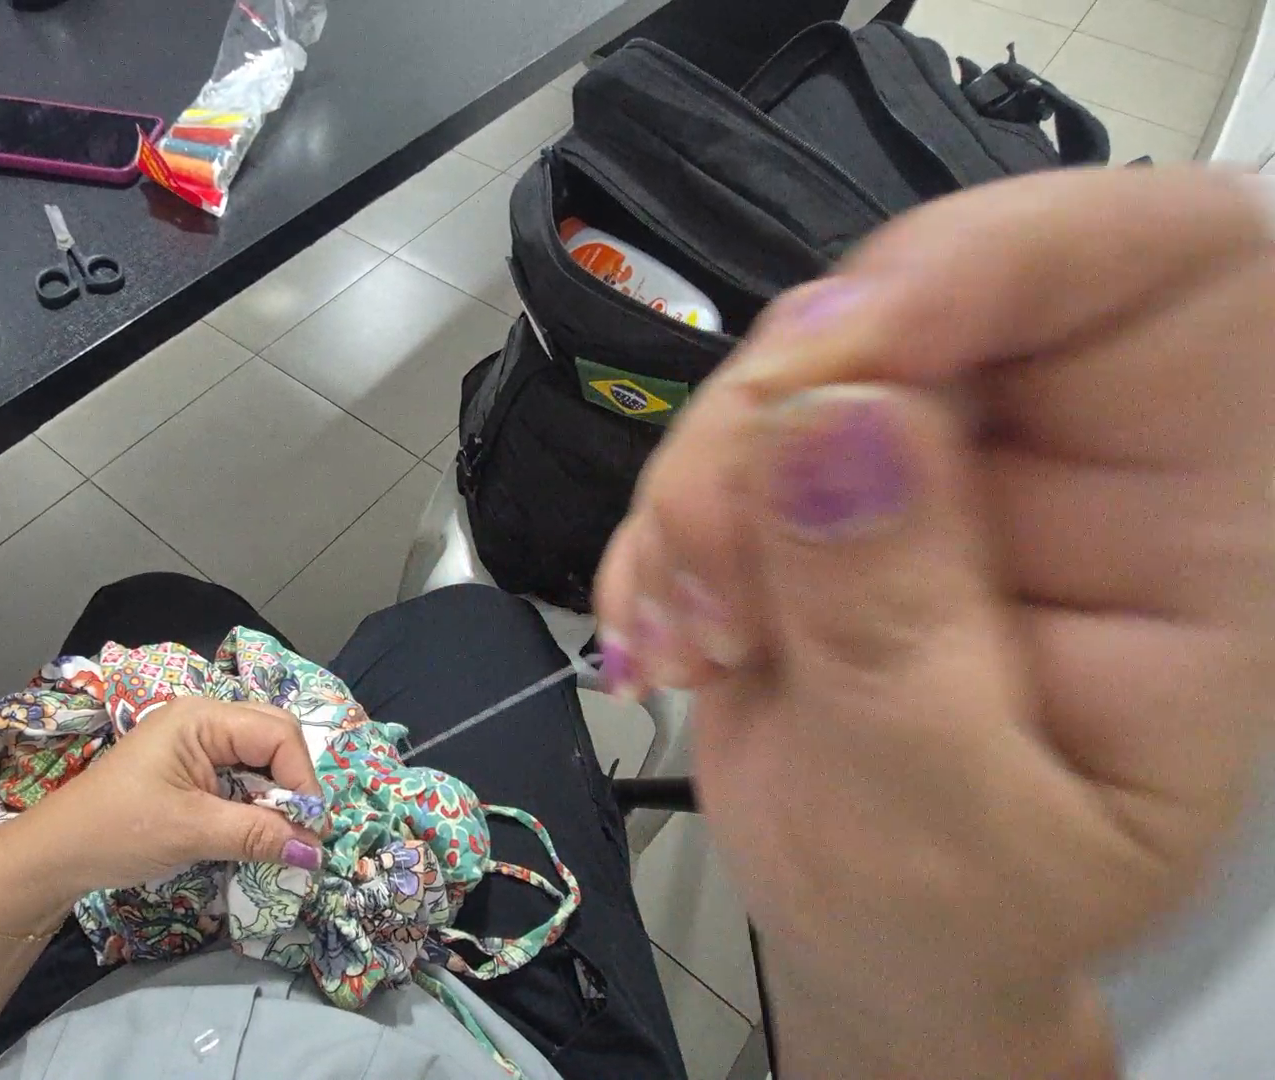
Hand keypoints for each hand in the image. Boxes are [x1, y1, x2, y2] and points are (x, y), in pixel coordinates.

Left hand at [12, 697, 326, 894]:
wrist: (55, 855)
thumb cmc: (117, 831)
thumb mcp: (191, 831)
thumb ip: (258, 834)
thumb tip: (316, 853)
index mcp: (203, 717)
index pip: (277, 734)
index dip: (302, 780)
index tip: (311, 833)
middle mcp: (205, 720)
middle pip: (274, 738)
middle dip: (294, 784)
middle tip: (302, 833)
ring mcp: (198, 743)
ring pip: (261, 758)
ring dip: (278, 796)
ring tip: (285, 838)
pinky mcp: (193, 769)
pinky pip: (241, 776)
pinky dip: (257, 804)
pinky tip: (260, 833)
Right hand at [592, 168, 1274, 1052]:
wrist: (856, 926)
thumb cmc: (941, 907)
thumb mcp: (939, 807)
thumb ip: (894, 621)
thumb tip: (828, 421)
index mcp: (1181, 523)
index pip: (1156, 269)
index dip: (985, 265)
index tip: (819, 368)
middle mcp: (1035, 465)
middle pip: (887, 318)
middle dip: (756, 436)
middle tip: (709, 586)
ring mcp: (894, 479)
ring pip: (758, 392)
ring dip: (686, 510)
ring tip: (690, 644)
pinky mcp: (782, 506)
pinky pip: (685, 465)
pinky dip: (647, 549)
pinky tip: (658, 642)